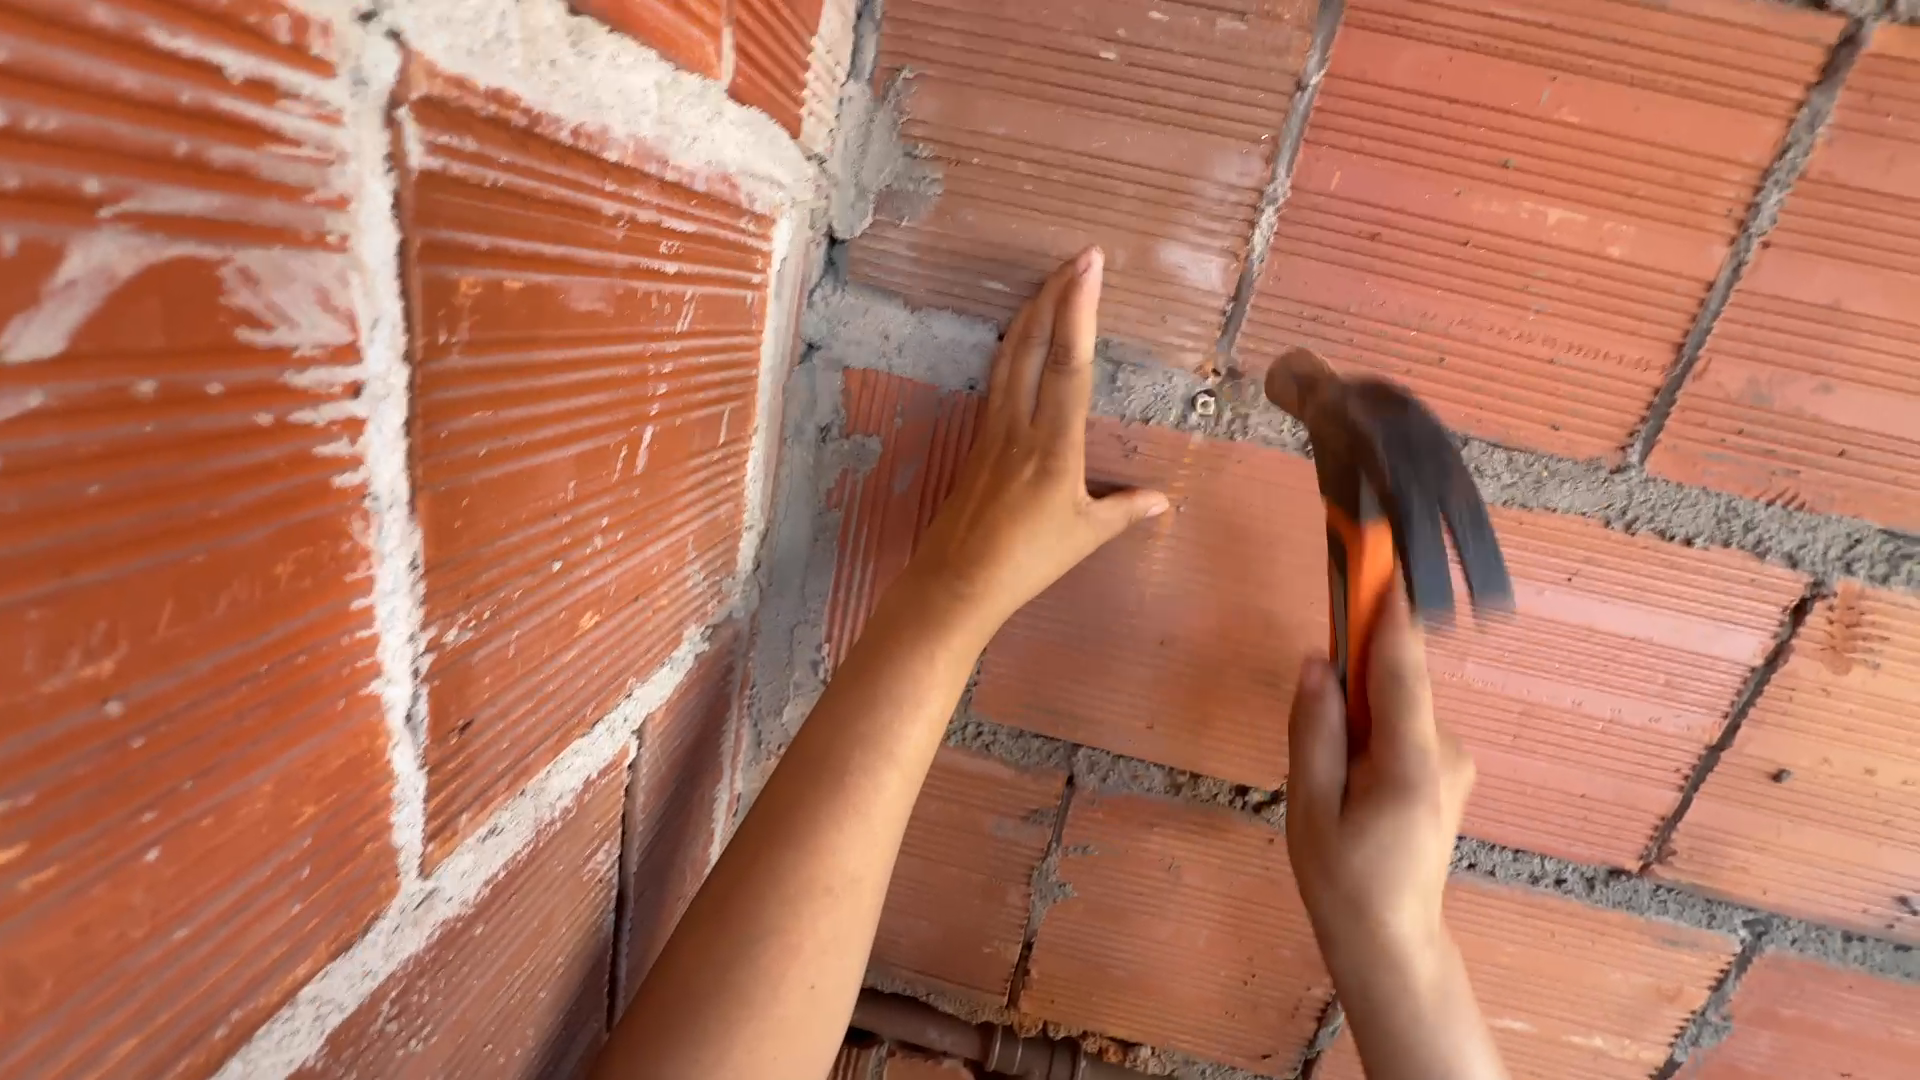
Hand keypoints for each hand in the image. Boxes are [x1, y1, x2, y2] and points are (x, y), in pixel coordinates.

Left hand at [893, 247, 1168, 640]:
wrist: (959, 579)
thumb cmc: (1028, 560)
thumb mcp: (1085, 535)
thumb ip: (1125, 510)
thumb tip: (1162, 500)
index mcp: (1054, 445)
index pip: (1069, 364)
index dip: (1079, 310)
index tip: (1089, 266)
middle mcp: (1020, 427)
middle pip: (1034, 347)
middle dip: (1055, 296)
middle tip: (1077, 257)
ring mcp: (993, 431)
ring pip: (1009, 360)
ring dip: (1030, 316)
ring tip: (1049, 283)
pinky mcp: (977, 442)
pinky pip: (996, 383)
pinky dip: (1011, 350)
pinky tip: (1016, 340)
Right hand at [1285, 585, 1473, 974]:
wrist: (1391, 940)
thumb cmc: (1342, 877)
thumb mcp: (1310, 804)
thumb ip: (1314, 730)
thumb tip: (1315, 662)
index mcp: (1412, 763)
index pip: (1401, 670)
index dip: (1389, 614)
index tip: (1382, 565)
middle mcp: (1446, 752)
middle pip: (1395, 683)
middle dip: (1350, 675)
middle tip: (1312, 710)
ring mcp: (1452, 760)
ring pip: (1393, 704)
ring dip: (1355, 709)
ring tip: (1328, 772)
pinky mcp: (1444, 767)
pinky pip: (1398, 723)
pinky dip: (1367, 726)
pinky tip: (1346, 776)